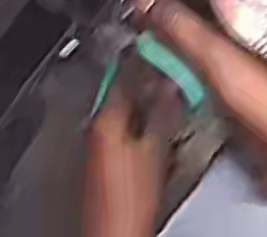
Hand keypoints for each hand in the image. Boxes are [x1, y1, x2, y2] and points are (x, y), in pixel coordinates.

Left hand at [83, 57, 179, 236]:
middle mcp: (96, 125)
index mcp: (106, 117)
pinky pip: (121, 126)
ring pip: (123, 108)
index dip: (145, 58)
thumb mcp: (154, 150)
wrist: (114, 236)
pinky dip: (137, 120)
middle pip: (123, 90)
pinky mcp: (102, 158)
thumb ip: (162, 112)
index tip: (160, 48)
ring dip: (143, 101)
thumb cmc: (131, 198)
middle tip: (169, 74)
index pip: (125, 73)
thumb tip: (170, 84)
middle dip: (146, 81)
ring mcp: (97, 142)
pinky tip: (153, 126)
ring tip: (166, 98)